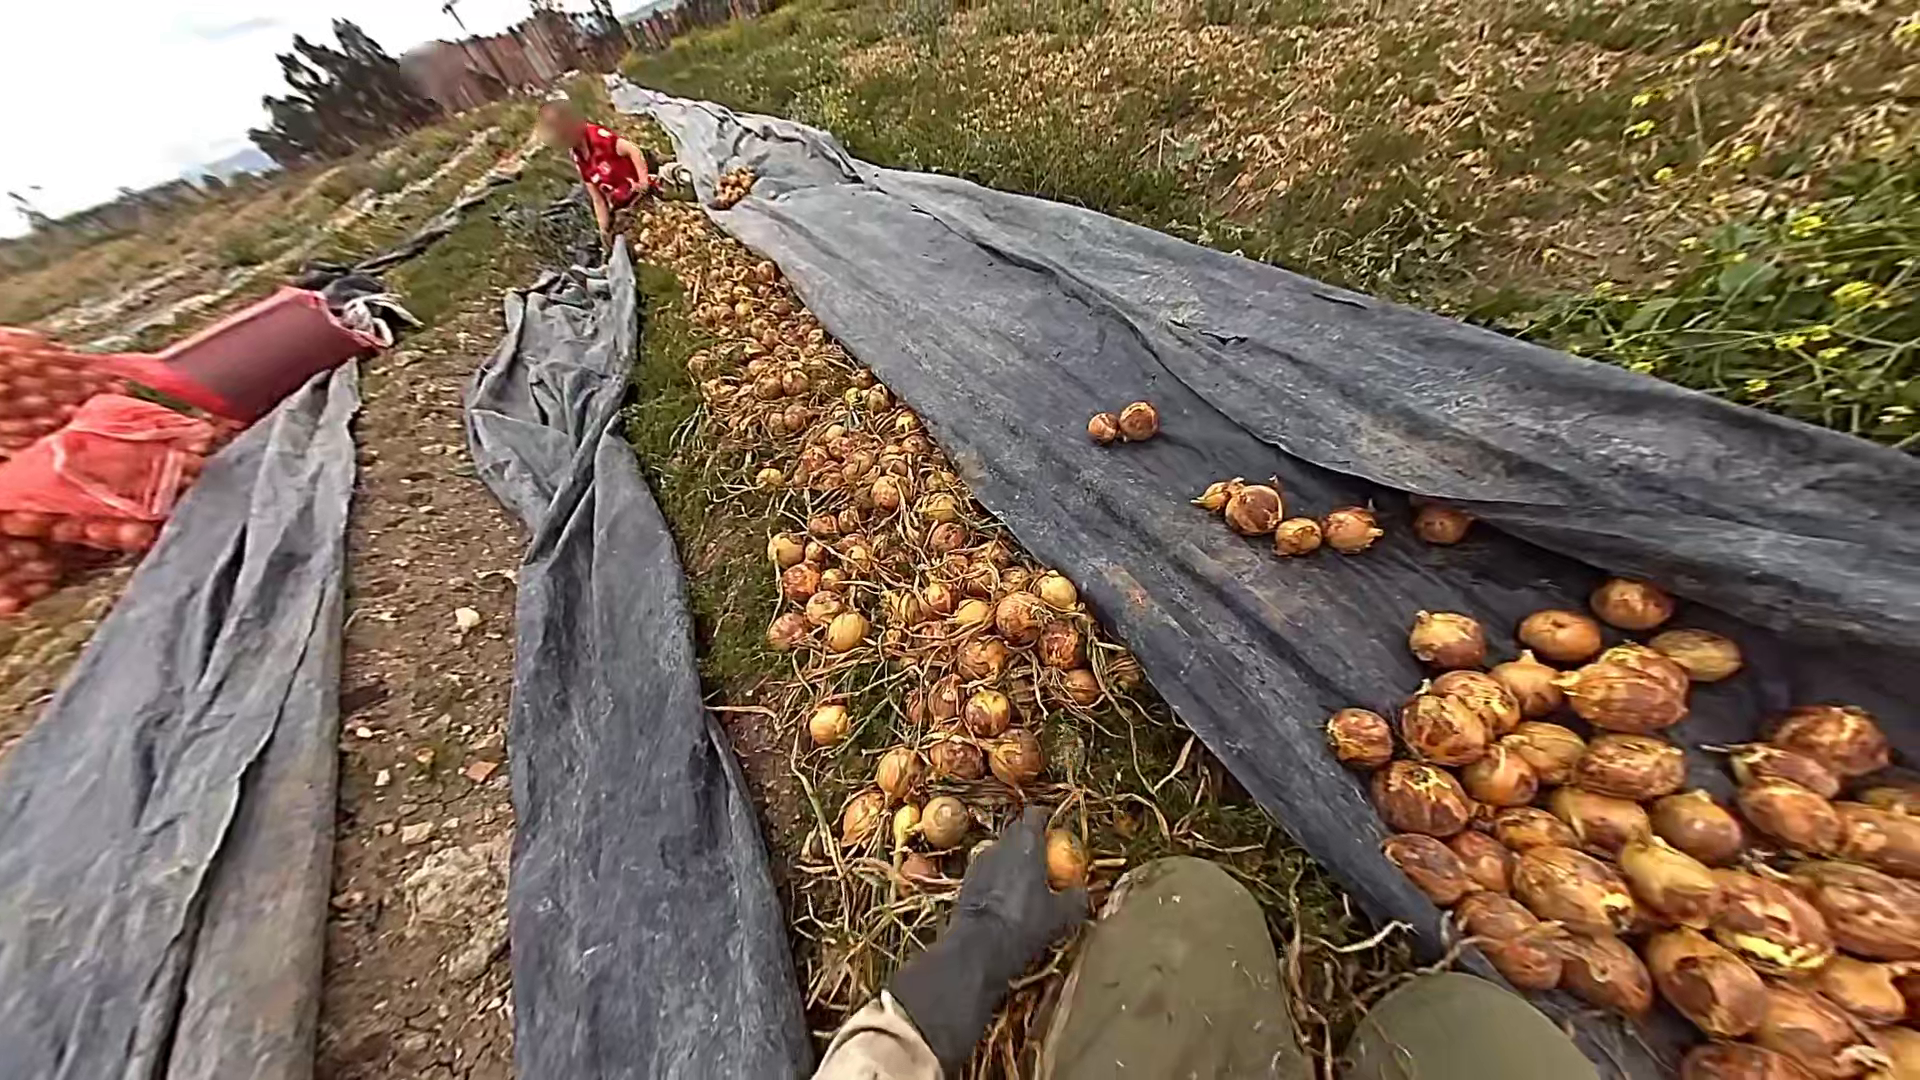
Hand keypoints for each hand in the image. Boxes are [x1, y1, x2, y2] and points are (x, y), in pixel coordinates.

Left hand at [952, 807, 1087, 953]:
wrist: (981, 944)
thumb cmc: (1025, 923)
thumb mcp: (1061, 915)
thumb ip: (1075, 897)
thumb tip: (1082, 889)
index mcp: (1026, 841)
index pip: (1035, 813)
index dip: (1045, 818)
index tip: (1054, 830)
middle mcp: (1002, 842)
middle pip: (1017, 830)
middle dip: (1030, 840)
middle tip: (1044, 860)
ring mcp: (982, 858)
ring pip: (1002, 850)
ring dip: (1013, 860)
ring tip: (1025, 884)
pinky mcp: (968, 876)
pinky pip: (988, 869)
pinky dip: (997, 876)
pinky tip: (1004, 899)